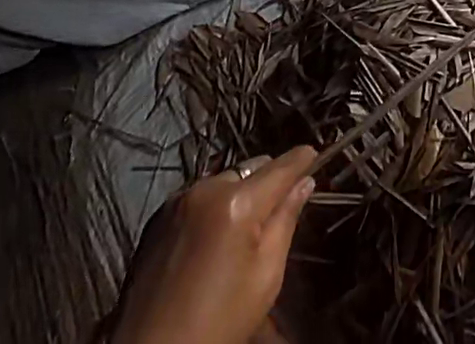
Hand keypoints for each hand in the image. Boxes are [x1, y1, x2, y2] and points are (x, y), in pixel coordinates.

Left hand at [114, 145, 317, 343]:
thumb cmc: (219, 322)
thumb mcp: (266, 275)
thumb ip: (286, 220)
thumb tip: (304, 183)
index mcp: (236, 203)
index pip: (279, 168)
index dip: (301, 159)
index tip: (314, 153)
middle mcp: (206, 188)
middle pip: (252, 168)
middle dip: (270, 180)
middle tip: (283, 202)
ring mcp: (179, 200)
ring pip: (225, 180)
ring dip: (242, 191)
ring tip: (248, 223)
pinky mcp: (160, 215)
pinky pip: (201, 196)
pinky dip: (216, 204)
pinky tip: (217, 235)